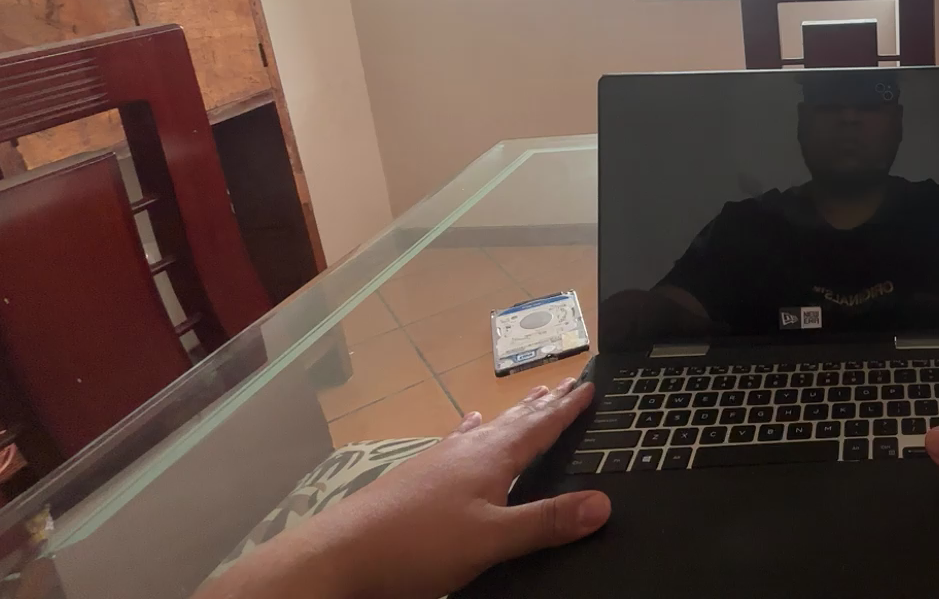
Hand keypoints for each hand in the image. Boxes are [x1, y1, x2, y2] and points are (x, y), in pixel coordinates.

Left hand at [199, 377, 608, 598]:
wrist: (335, 558)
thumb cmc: (418, 547)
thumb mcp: (490, 540)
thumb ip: (546, 522)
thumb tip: (604, 504)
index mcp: (496, 458)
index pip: (543, 425)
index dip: (569, 407)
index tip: (591, 384)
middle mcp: (473, 448)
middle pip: (520, 418)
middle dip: (548, 402)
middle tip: (570, 380)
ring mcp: (442, 459)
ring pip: (491, 426)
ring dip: (516, 411)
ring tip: (534, 394)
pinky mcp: (418, 474)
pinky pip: (457, 439)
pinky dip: (471, 428)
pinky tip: (469, 422)